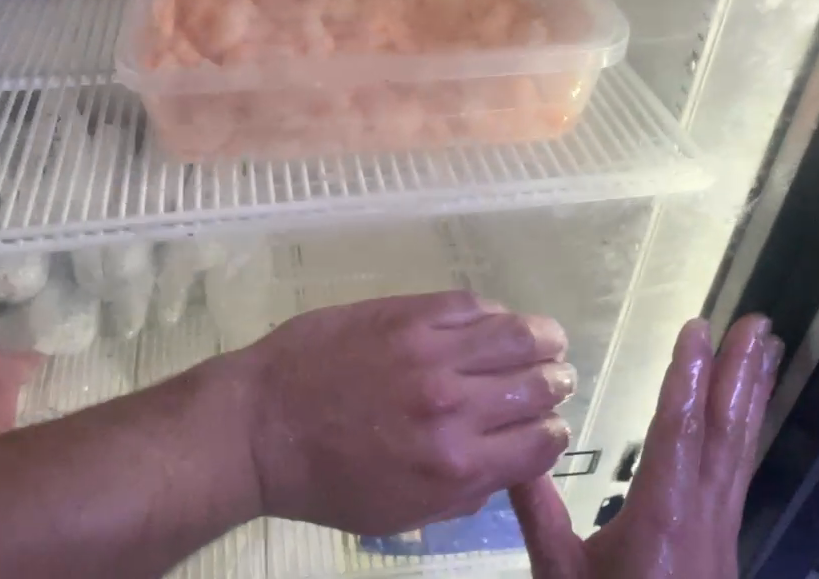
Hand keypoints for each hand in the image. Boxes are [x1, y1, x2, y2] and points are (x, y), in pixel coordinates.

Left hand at [234, 291, 574, 534]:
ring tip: (545, 338)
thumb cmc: (328, 480)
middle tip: (555, 375)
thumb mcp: (403, 514)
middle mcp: (454, 406)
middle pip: (536, 384)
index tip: (547, 423)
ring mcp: (428, 351)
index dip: (552, 431)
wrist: (263, 424)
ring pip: (513, 334)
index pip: (541, 442)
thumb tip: (508, 461)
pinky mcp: (404, 313)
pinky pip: (467, 303)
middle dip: (555, 381)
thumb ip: (466, 492)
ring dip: (539, 337)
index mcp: (456, 466)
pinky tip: (492, 318)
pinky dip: (490, 311)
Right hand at [510, 315, 780, 578]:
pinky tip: (744, 415)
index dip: (687, 378)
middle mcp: (704, 518)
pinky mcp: (723, 540)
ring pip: (741, 452)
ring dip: (752, 396)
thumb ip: (537, 508)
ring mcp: (722, 531)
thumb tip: (511, 443)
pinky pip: (739, 471)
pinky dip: (745, 430)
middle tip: (760, 325)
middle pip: (727, 435)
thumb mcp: (560, 573)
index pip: (679, 433)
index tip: (698, 330)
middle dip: (742, 375)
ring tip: (767, 352)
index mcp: (663, 518)